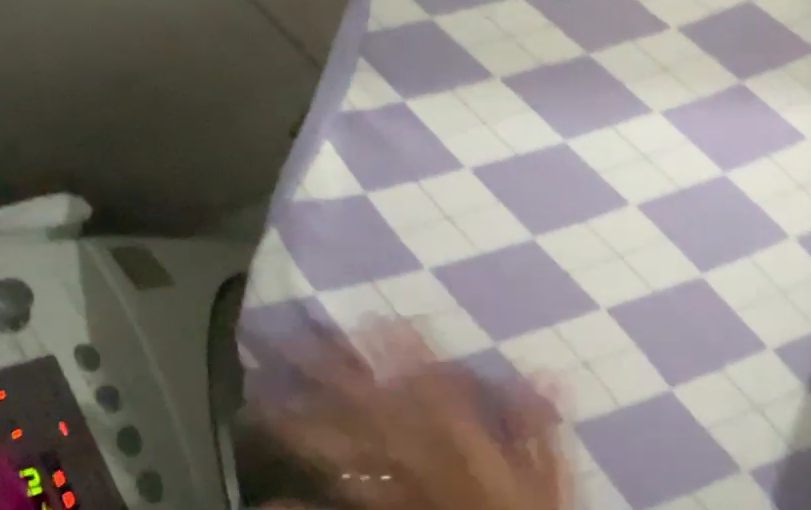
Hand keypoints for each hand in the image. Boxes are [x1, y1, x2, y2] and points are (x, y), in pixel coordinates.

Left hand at [258, 321, 566, 509]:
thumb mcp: (543, 477)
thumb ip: (538, 427)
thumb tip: (547, 374)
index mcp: (458, 440)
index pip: (430, 385)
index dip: (404, 351)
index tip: (375, 319)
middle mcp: (415, 459)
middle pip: (370, 411)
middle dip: (333, 376)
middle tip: (293, 342)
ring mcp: (389, 495)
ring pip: (343, 455)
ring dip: (304, 427)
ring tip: (263, 401)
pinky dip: (297, 508)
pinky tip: (265, 500)